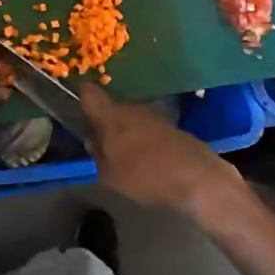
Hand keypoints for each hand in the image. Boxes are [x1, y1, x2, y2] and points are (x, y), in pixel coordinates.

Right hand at [81, 84, 244, 220]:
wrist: (198, 179)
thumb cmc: (145, 176)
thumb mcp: (109, 175)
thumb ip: (98, 156)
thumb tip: (94, 142)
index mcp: (111, 117)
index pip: (90, 94)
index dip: (81, 95)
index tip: (77, 102)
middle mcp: (133, 109)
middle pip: (112, 110)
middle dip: (106, 124)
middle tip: (102, 145)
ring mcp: (156, 117)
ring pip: (133, 120)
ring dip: (128, 134)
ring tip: (127, 158)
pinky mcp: (175, 129)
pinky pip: (151, 131)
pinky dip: (146, 142)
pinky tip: (150, 163)